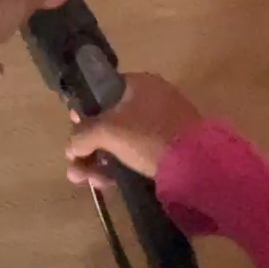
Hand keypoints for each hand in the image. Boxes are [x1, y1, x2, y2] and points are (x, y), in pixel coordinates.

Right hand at [65, 73, 203, 186]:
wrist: (196, 163)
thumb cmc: (148, 136)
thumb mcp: (108, 131)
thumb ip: (83, 134)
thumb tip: (72, 146)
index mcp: (139, 84)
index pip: (102, 92)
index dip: (84, 111)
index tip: (74, 131)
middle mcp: (151, 100)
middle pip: (109, 121)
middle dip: (88, 146)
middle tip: (75, 167)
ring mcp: (161, 125)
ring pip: (121, 141)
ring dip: (99, 161)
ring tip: (85, 181)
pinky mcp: (168, 149)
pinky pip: (136, 154)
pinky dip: (119, 166)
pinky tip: (104, 183)